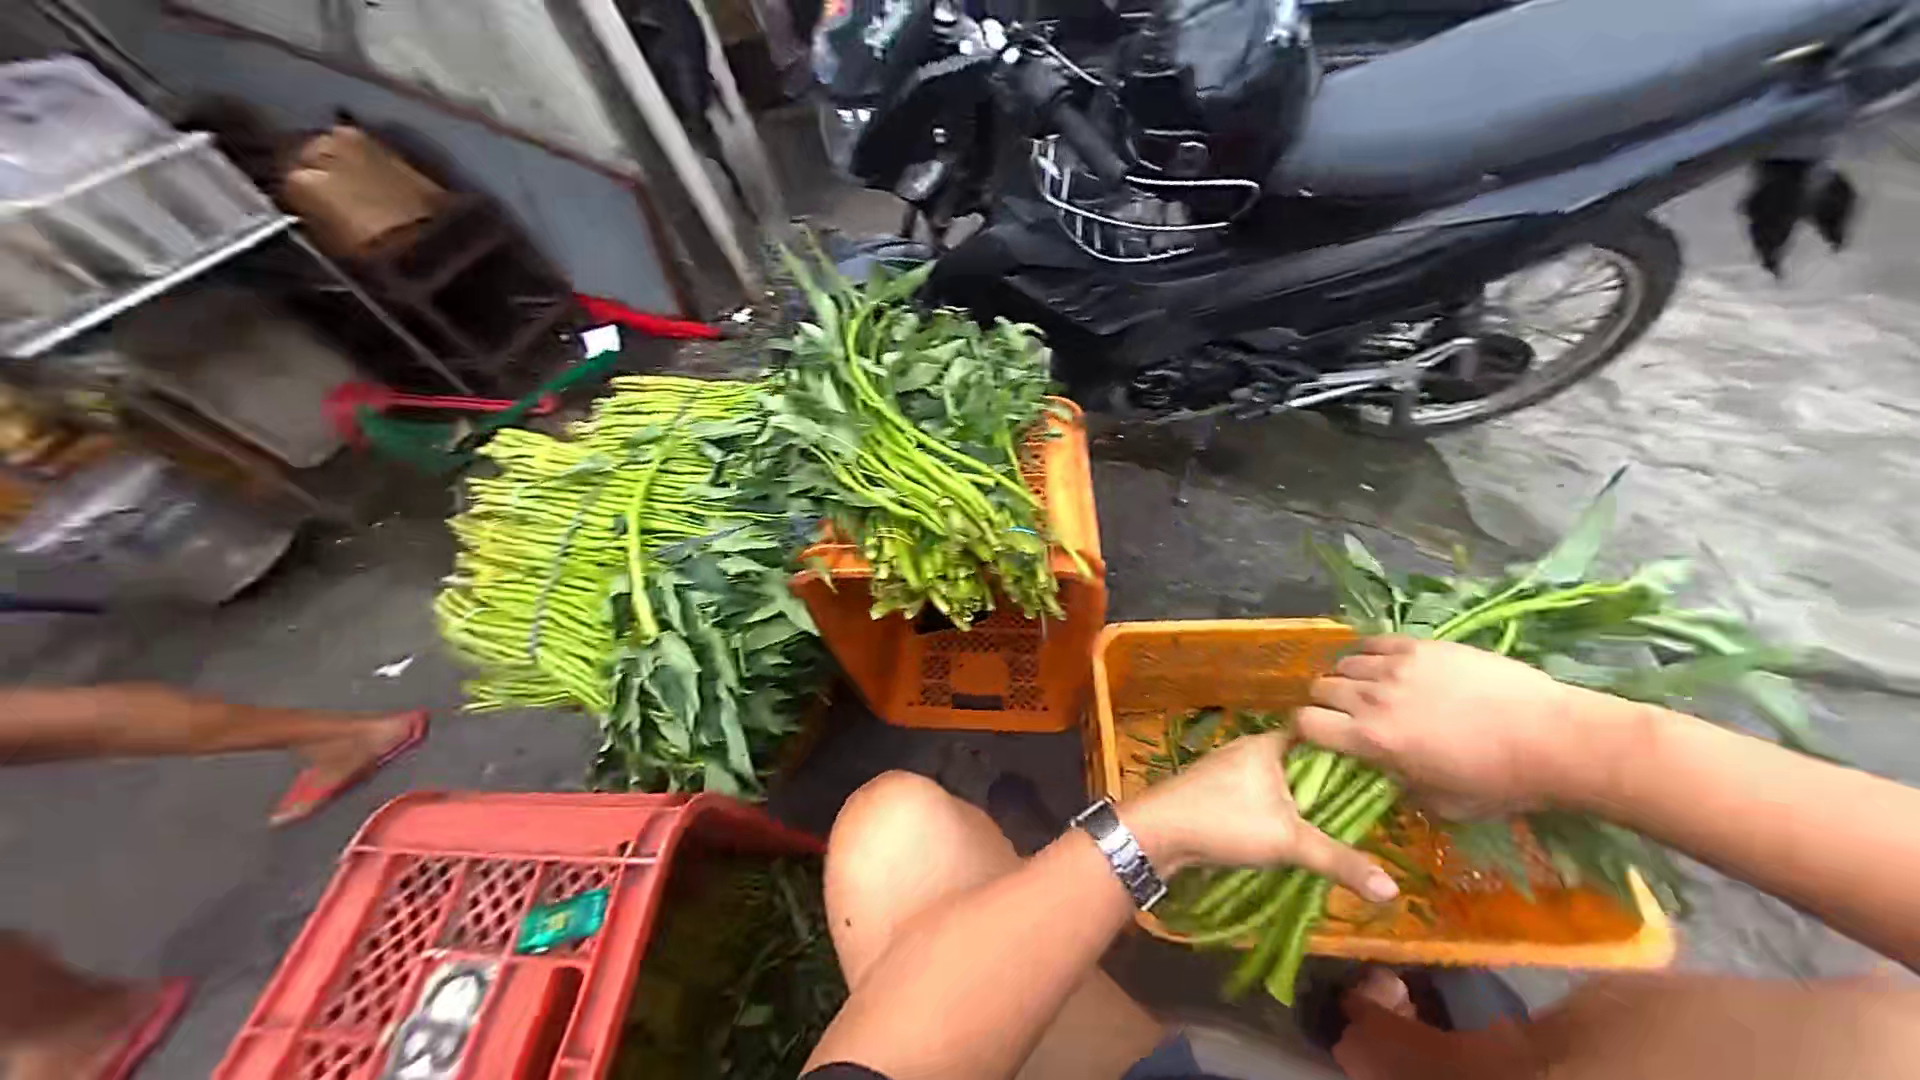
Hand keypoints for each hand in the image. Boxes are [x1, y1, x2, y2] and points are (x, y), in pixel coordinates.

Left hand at [1117, 732, 1397, 901]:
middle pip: (1298, 761)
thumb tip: (1393, 891)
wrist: (1158, 830)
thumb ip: (1341, 861)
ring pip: (1276, 780)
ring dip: (1299, 799)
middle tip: (1366, 807)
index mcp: (1267, 746)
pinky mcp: (1213, 791)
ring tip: (1335, 823)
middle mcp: (1247, 750)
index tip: (1380, 772)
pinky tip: (1290, 831)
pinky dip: (1275, 809)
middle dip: (1326, 783)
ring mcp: (1227, 769)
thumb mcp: (1290, 841)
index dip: (1346, 752)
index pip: (1316, 737)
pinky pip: (1256, 795)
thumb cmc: (1224, 820)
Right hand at [1296, 637, 1639, 815]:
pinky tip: (1382, 664)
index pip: (1306, 723)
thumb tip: (1382, 773)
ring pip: (1343, 663)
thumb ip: (1400, 786)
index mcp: (1373, 739)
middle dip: (1325, 701)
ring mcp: (1395, 667)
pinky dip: (1368, 653)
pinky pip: (1373, 642)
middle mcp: (1372, 698)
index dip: (1305, 729)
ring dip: (1348, 677)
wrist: (1557, 739)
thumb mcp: (1444, 802)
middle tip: (1346, 711)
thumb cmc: (1502, 782)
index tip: (1318, 734)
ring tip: (1367, 686)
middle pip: (1320, 687)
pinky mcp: (1419, 646)